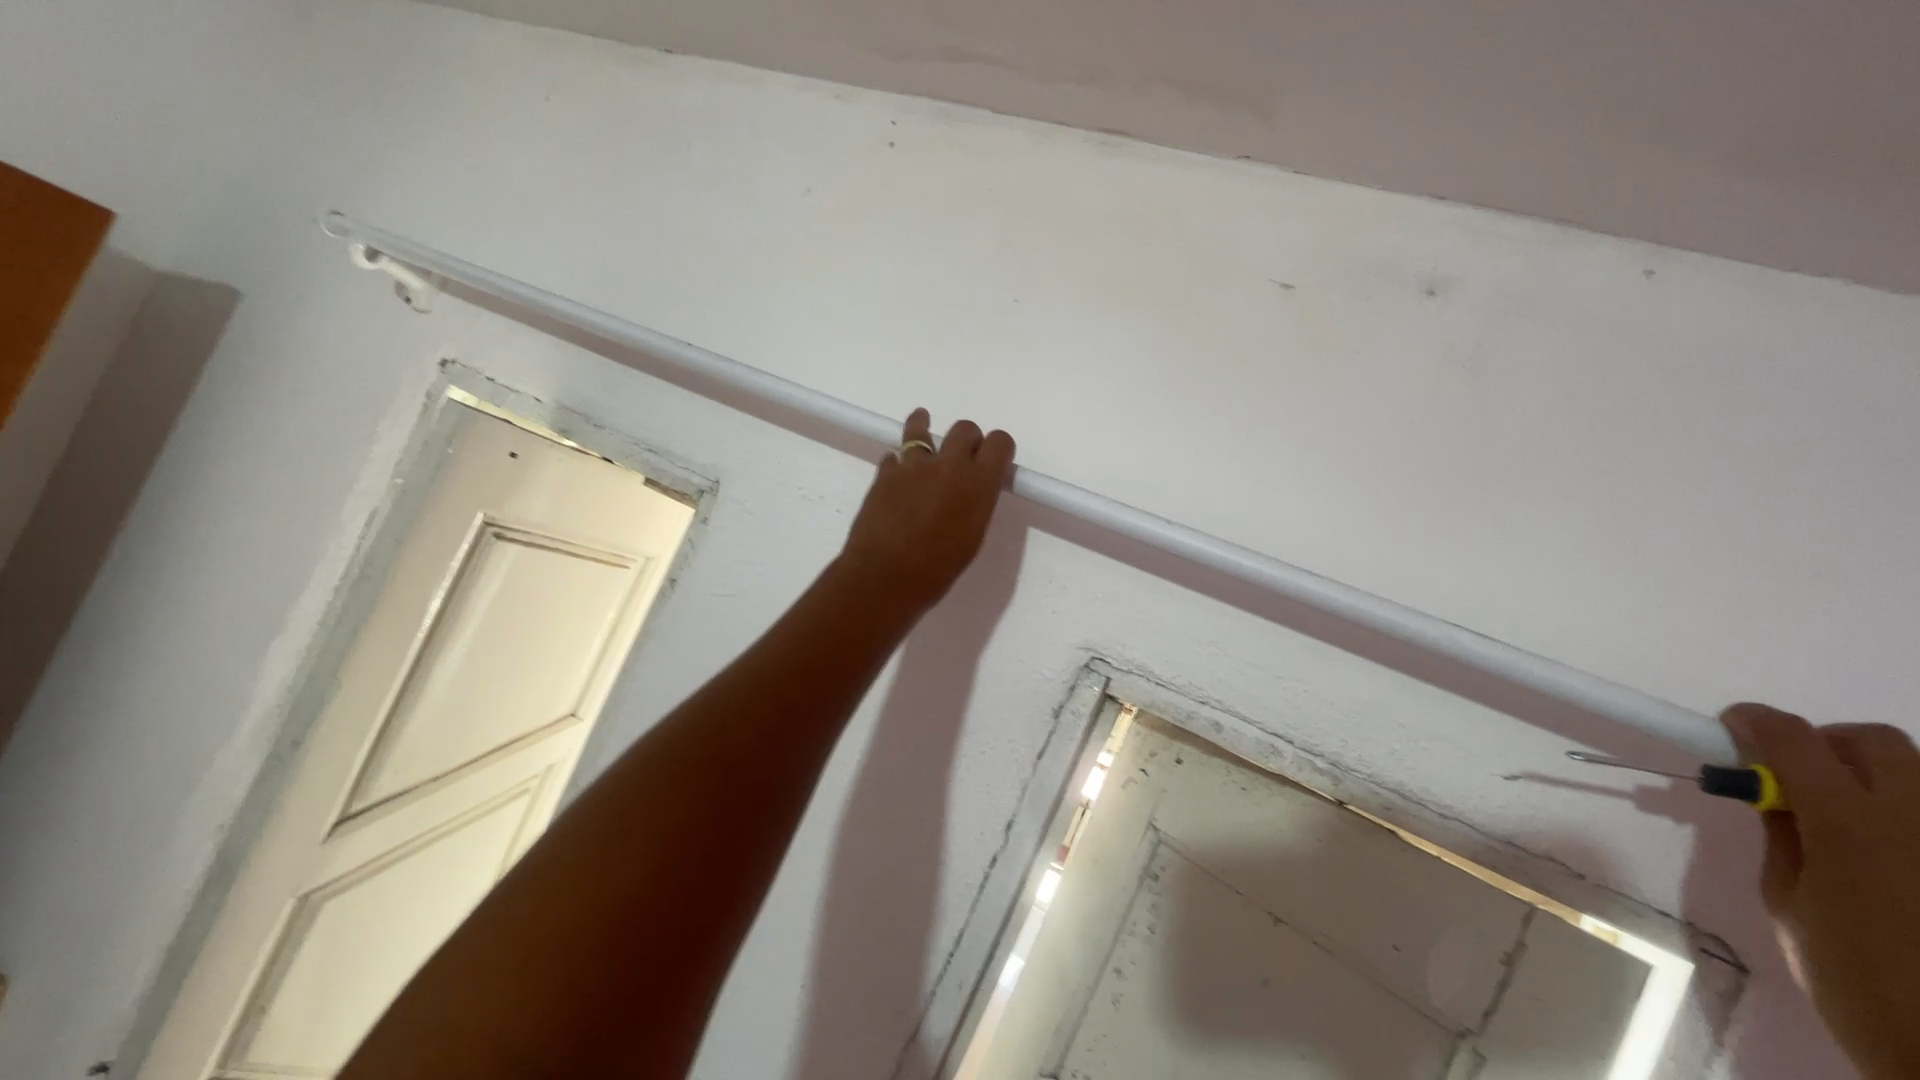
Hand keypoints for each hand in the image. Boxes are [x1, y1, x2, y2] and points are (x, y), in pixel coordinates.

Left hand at [834, 409, 1015, 616]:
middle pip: (964, 428)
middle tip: (962, 457)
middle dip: (967, 439)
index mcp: (978, 484)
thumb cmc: (937, 569)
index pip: (999, 443)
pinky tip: (898, 472)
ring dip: (924, 428)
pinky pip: (894, 456)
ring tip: (922, 423)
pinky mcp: (884, 473)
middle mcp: (948, 466)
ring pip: (920, 429)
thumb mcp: (971, 537)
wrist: (885, 577)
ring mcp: (912, 466)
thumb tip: (970, 491)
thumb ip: (974, 504)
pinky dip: (899, 462)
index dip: (998, 447)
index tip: (994, 457)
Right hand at [1722, 703, 1919, 1079]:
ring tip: (1847, 819)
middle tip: (1792, 776)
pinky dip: (1904, 810)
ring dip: (1871, 774)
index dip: (1753, 723)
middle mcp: (1916, 816)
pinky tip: (1890, 851)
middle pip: (1870, 742)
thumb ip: (1782, 835)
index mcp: (1850, 825)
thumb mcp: (1787, 902)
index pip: (1793, 740)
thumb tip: (1770, 791)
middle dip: (1823, 743)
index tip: (1728, 727)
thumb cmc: (1847, 975)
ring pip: (1915, 770)